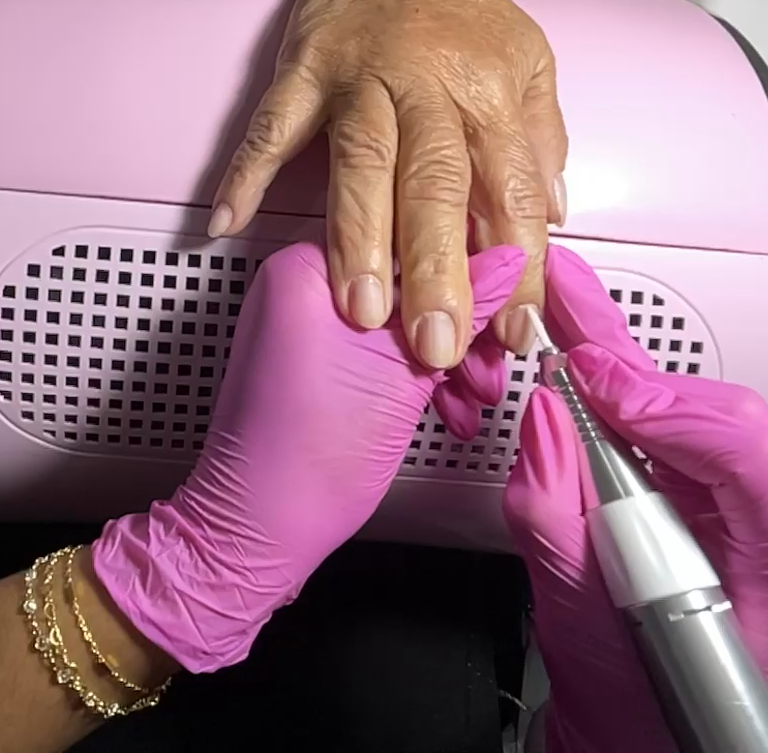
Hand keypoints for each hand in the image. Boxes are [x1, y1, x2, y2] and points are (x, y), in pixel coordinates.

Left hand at [92, 242, 526, 671]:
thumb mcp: (405, 374)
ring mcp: (300, 318)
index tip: (504, 302)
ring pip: (396, 317)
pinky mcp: (309, 351)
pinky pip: (373, 342)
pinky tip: (445, 402)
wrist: (260, 527)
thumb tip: (507, 260)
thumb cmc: (307, 461)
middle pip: (404, 282)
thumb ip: (462, 308)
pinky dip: (410, 370)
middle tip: (489, 363)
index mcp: (306, 269)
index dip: (468, 276)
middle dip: (457, 329)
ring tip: (472, 395)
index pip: (408, 240)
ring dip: (441, 356)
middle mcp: (296, 282)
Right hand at [213, 0, 565, 368]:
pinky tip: (226, 223)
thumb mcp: (528, 61)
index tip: (513, 332)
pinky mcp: (300, 75)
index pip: (510, 188)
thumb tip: (551, 217)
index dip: (516, 264)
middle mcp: (423, 84)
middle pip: (432, 182)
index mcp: (487, 89)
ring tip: (357, 307)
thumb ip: (540, 138)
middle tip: (433, 341)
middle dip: (435, 266)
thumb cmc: (460, 13)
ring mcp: (354, 79)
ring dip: (355, 236)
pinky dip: (245, 173)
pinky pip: (270, 127)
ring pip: (357, 162)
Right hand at [507, 247, 767, 749]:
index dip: (669, 410)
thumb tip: (547, 411)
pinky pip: (686, 429)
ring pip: (709, 415)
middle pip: (735, 425)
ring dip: (628, 376)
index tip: (591, 382)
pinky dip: (628, 395)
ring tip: (573, 322)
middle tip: (569, 319)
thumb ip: (552, 510)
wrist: (641, 724)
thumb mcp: (572, 614)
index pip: (757, 465)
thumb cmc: (627, 696)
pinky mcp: (734, 500)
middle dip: (637, 378)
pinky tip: (593, 358)